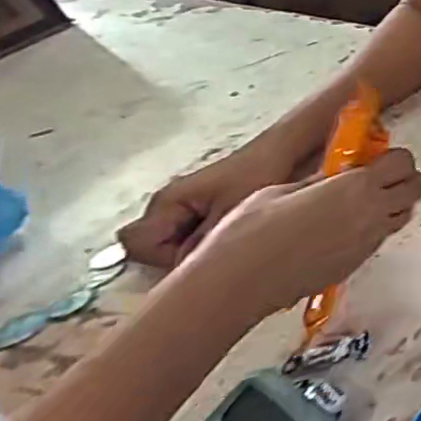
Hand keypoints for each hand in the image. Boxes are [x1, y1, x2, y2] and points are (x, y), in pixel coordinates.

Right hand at [119, 138, 302, 267]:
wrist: (281, 151)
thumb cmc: (258, 174)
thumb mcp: (232, 210)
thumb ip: (201, 240)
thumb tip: (181, 270)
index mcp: (166, 202)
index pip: (139, 245)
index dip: (163, 257)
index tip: (199, 251)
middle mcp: (164, 204)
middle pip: (148, 246)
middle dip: (175, 254)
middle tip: (213, 245)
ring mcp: (180, 205)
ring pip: (168, 241)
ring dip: (191, 245)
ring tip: (226, 234)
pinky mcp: (197, 206)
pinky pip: (186, 232)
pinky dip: (202, 236)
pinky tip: (228, 228)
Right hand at [179, 148, 420, 322]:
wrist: (231, 286)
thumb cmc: (248, 233)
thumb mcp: (284, 190)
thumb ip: (323, 180)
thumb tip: (338, 174)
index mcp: (357, 187)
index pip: (403, 162)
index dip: (394, 158)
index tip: (376, 159)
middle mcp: (371, 212)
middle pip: (415, 188)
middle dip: (404, 179)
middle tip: (379, 179)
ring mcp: (367, 241)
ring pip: (403, 214)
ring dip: (393, 205)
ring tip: (363, 204)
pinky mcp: (356, 263)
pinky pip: (380, 238)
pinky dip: (374, 228)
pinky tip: (344, 229)